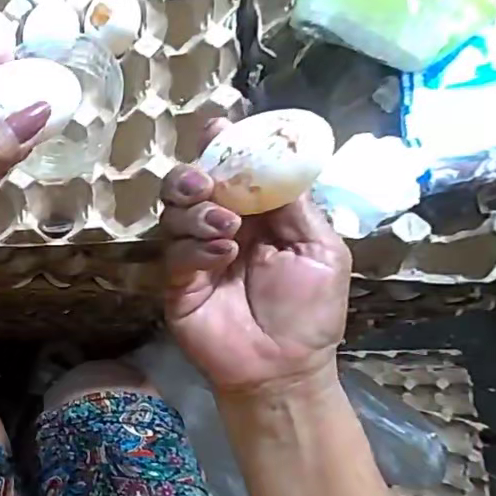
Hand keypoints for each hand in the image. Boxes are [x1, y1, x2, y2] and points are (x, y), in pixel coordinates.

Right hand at [160, 122, 350, 395]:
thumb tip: (275, 166)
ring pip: (174, 214)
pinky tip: (222, 255)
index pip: (231, 173)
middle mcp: (219, 228)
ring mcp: (194, 255)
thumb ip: (296, 207)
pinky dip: (196, 247)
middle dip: (191, 176)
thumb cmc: (309, 311)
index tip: (216, 128)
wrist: (283, 367)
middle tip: (204, 183)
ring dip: (196, 211)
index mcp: (256, 216)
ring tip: (226, 226)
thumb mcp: (321, 250)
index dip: (221, 148)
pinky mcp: (176, 283)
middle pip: (188, 187)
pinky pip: (175, 253)